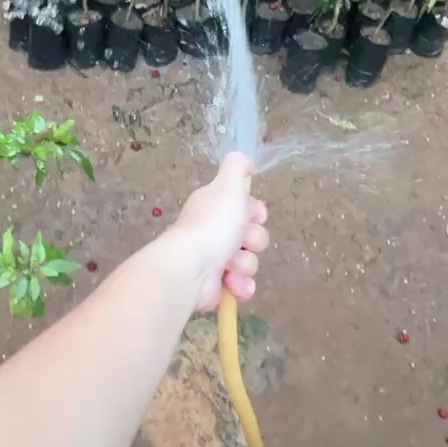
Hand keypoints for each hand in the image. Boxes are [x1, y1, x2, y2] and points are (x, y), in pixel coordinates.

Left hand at [168, 153, 270, 311]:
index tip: (253, 214)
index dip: (256, 211)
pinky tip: (232, 283)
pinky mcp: (217, 285)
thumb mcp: (228, 185)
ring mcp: (215, 260)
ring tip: (230, 266)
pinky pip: (243, 285)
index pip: (248, 207)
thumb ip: (237, 167)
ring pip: (250, 261)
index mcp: (215, 206)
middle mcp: (214, 231)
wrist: (191, 267)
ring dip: (245, 264)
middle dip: (253, 239)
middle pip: (253, 235)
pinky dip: (241, 286)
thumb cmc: (213, 224)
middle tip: (241, 240)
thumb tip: (246, 160)